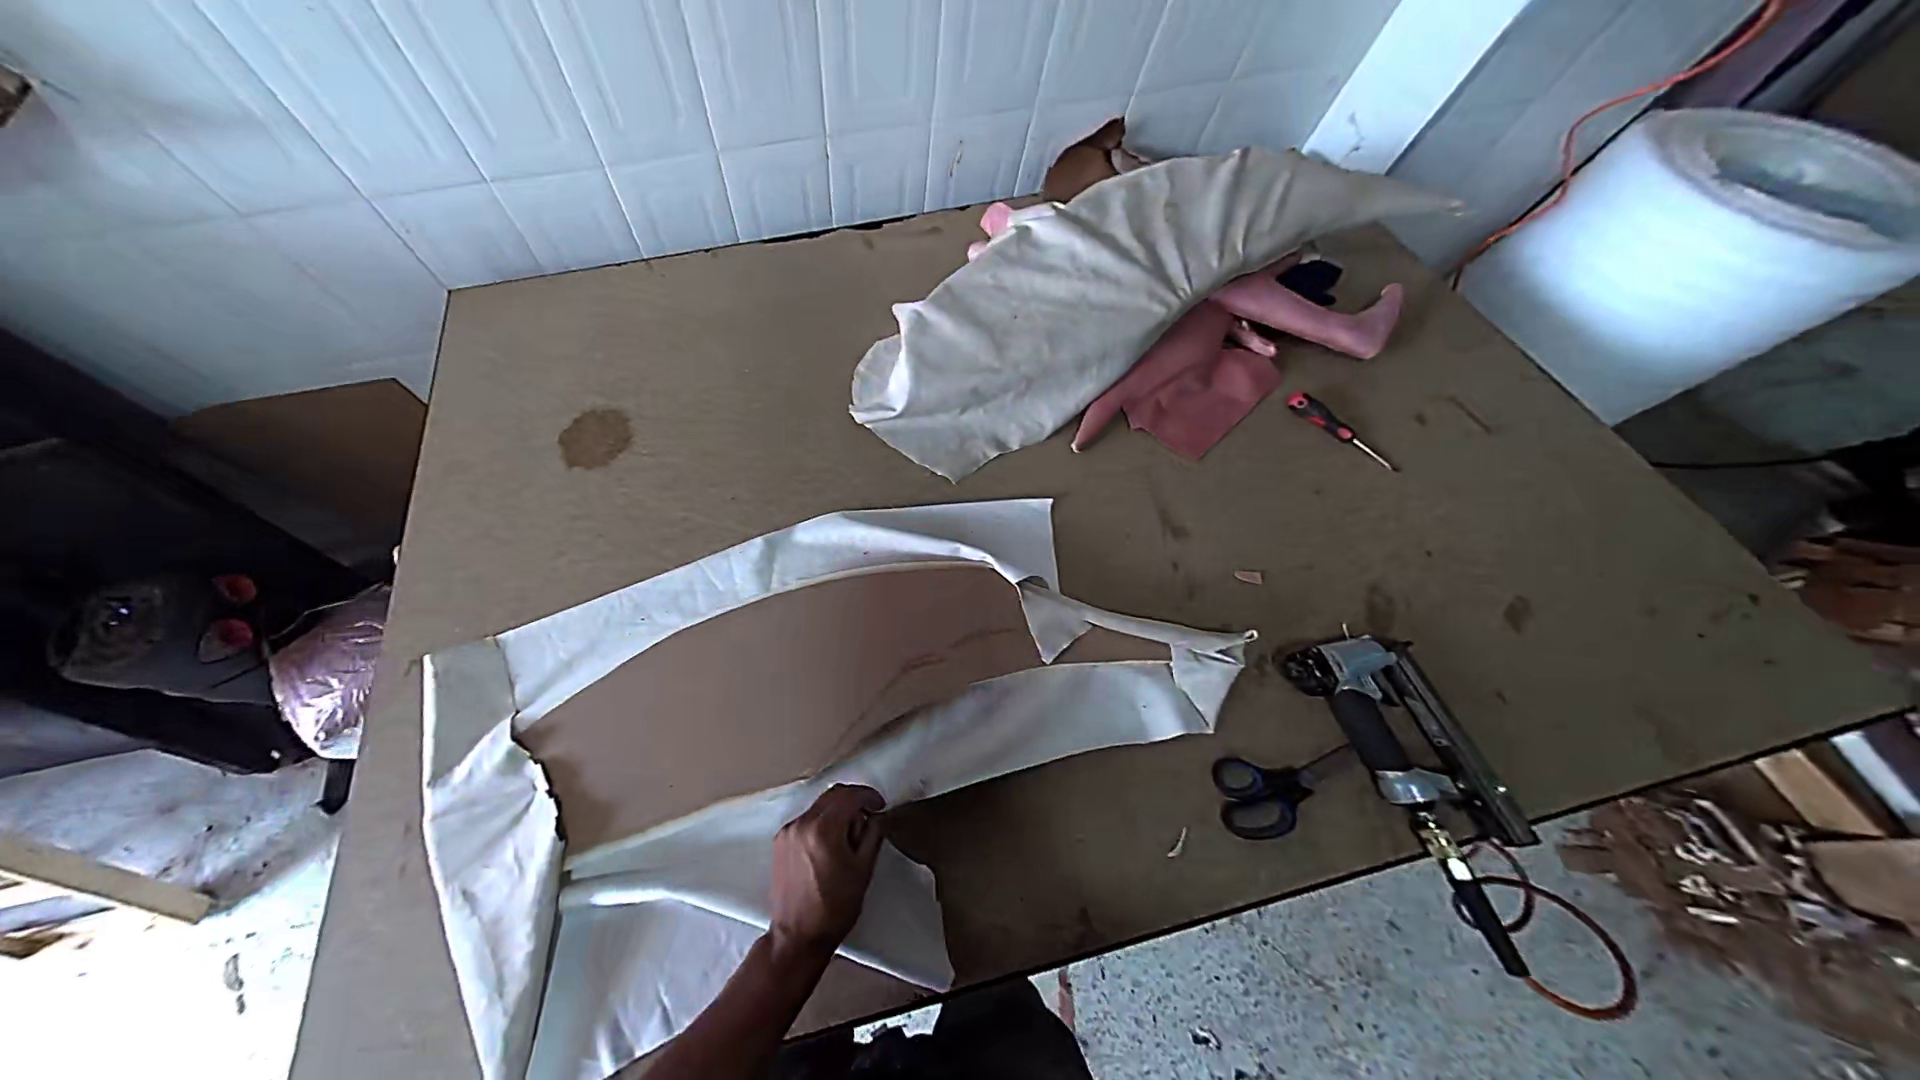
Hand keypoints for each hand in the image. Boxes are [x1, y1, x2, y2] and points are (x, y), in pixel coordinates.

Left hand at [769, 784, 884, 954]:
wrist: (799, 936)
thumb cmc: (834, 908)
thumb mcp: (864, 869)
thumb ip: (872, 834)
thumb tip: (874, 817)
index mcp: (823, 829)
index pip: (849, 795)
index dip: (868, 796)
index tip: (879, 805)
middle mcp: (801, 824)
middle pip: (832, 795)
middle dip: (853, 800)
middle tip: (868, 815)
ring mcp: (788, 832)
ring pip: (819, 806)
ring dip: (837, 811)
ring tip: (849, 835)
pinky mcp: (780, 842)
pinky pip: (806, 819)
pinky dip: (822, 822)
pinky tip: (830, 843)